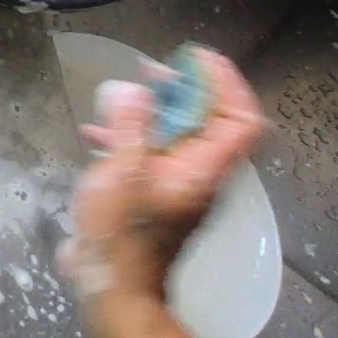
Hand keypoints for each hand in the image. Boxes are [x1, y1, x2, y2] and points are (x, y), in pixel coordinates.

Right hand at [56, 47, 264, 337]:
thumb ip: (129, 127)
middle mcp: (197, 174)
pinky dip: (129, 131)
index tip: (197, 56)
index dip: (225, 84)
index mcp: (202, 169)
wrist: (112, 280)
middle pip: (211, 123)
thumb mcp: (122, 172)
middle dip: (185, 89)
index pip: (240, 121)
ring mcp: (174, 183)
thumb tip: (135, 89)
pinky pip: (149, 149)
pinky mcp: (149, 190)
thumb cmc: (122, 231)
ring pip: (178, 134)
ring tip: (123, 92)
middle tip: (153, 69)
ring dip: (155, 107)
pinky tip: (97, 131)